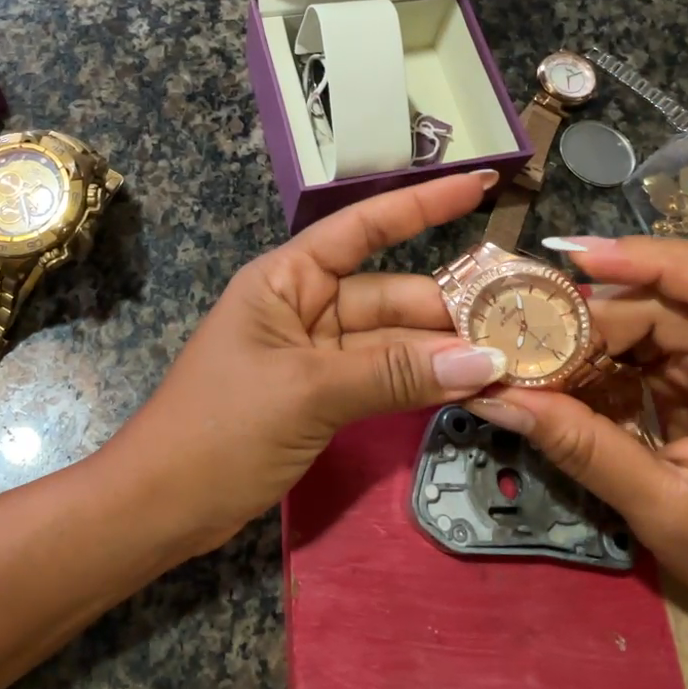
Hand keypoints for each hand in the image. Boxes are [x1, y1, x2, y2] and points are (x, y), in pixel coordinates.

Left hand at [101, 172, 508, 553]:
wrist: (162, 504)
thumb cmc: (220, 429)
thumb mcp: (307, 392)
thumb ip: (394, 373)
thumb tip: (483, 360)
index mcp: (285, 278)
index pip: (362, 228)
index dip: (421, 204)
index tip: (478, 184)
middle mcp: (304, 304)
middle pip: (389, 293)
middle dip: (449, 307)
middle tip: (525, 321)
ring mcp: (315, 352)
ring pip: (391, 339)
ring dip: (443, 351)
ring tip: (514, 358)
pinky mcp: (322, 394)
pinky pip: (382, 375)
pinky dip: (420, 382)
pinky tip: (470, 387)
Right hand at [467, 236, 687, 643]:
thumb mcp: (666, 512)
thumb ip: (585, 450)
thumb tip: (498, 399)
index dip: (658, 260)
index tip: (582, 260)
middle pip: (671, 302)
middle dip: (599, 315)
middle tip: (532, 342)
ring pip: (649, 320)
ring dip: (591, 337)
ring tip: (538, 363)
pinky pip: (640, 351)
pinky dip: (598, 361)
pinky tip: (563, 382)